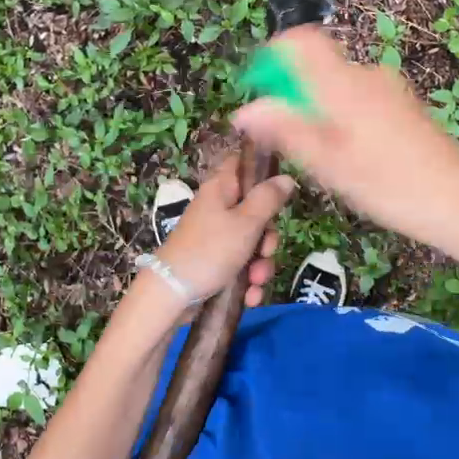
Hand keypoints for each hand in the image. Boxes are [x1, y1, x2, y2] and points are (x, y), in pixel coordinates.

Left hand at [153, 157, 295, 308]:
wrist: (172, 293)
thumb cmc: (210, 250)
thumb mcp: (246, 223)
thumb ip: (268, 199)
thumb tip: (286, 178)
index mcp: (221, 188)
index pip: (241, 163)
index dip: (262, 170)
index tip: (278, 189)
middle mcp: (218, 208)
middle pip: (255, 211)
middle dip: (267, 237)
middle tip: (265, 250)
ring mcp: (216, 236)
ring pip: (252, 243)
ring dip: (260, 265)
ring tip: (255, 281)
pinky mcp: (215, 262)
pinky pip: (241, 265)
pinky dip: (248, 281)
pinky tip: (249, 296)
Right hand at [231, 26, 458, 283]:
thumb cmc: (390, 186)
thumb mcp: (328, 164)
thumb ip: (285, 130)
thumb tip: (245, 110)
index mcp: (345, 84)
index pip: (302, 41)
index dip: (274, 55)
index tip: (260, 87)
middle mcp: (367, 76)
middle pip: (317, 67)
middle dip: (293, 96)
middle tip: (289, 142)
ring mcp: (388, 89)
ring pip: (336, 88)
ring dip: (318, 112)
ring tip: (323, 159)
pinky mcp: (402, 106)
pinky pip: (357, 100)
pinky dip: (341, 119)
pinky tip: (351, 158)